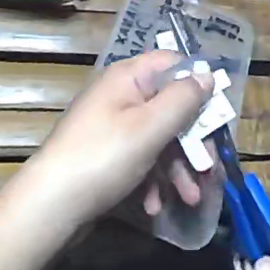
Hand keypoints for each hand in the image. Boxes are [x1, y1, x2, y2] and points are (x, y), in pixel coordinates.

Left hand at [12, 50, 213, 229]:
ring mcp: (110, 125)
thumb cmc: (104, 157)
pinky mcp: (104, 154)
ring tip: (190, 200)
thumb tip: (206, 75)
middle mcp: (119, 95)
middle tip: (209, 171)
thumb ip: (182, 100)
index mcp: (128, 78)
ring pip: (156, 138)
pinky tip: (154, 206)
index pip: (171, 63)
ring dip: (176, 168)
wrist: (51, 205)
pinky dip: (151, 180)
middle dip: (191, 141)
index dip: (196, 83)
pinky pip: (138, 159)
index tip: (218, 113)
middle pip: (168, 106)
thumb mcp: (150, 127)